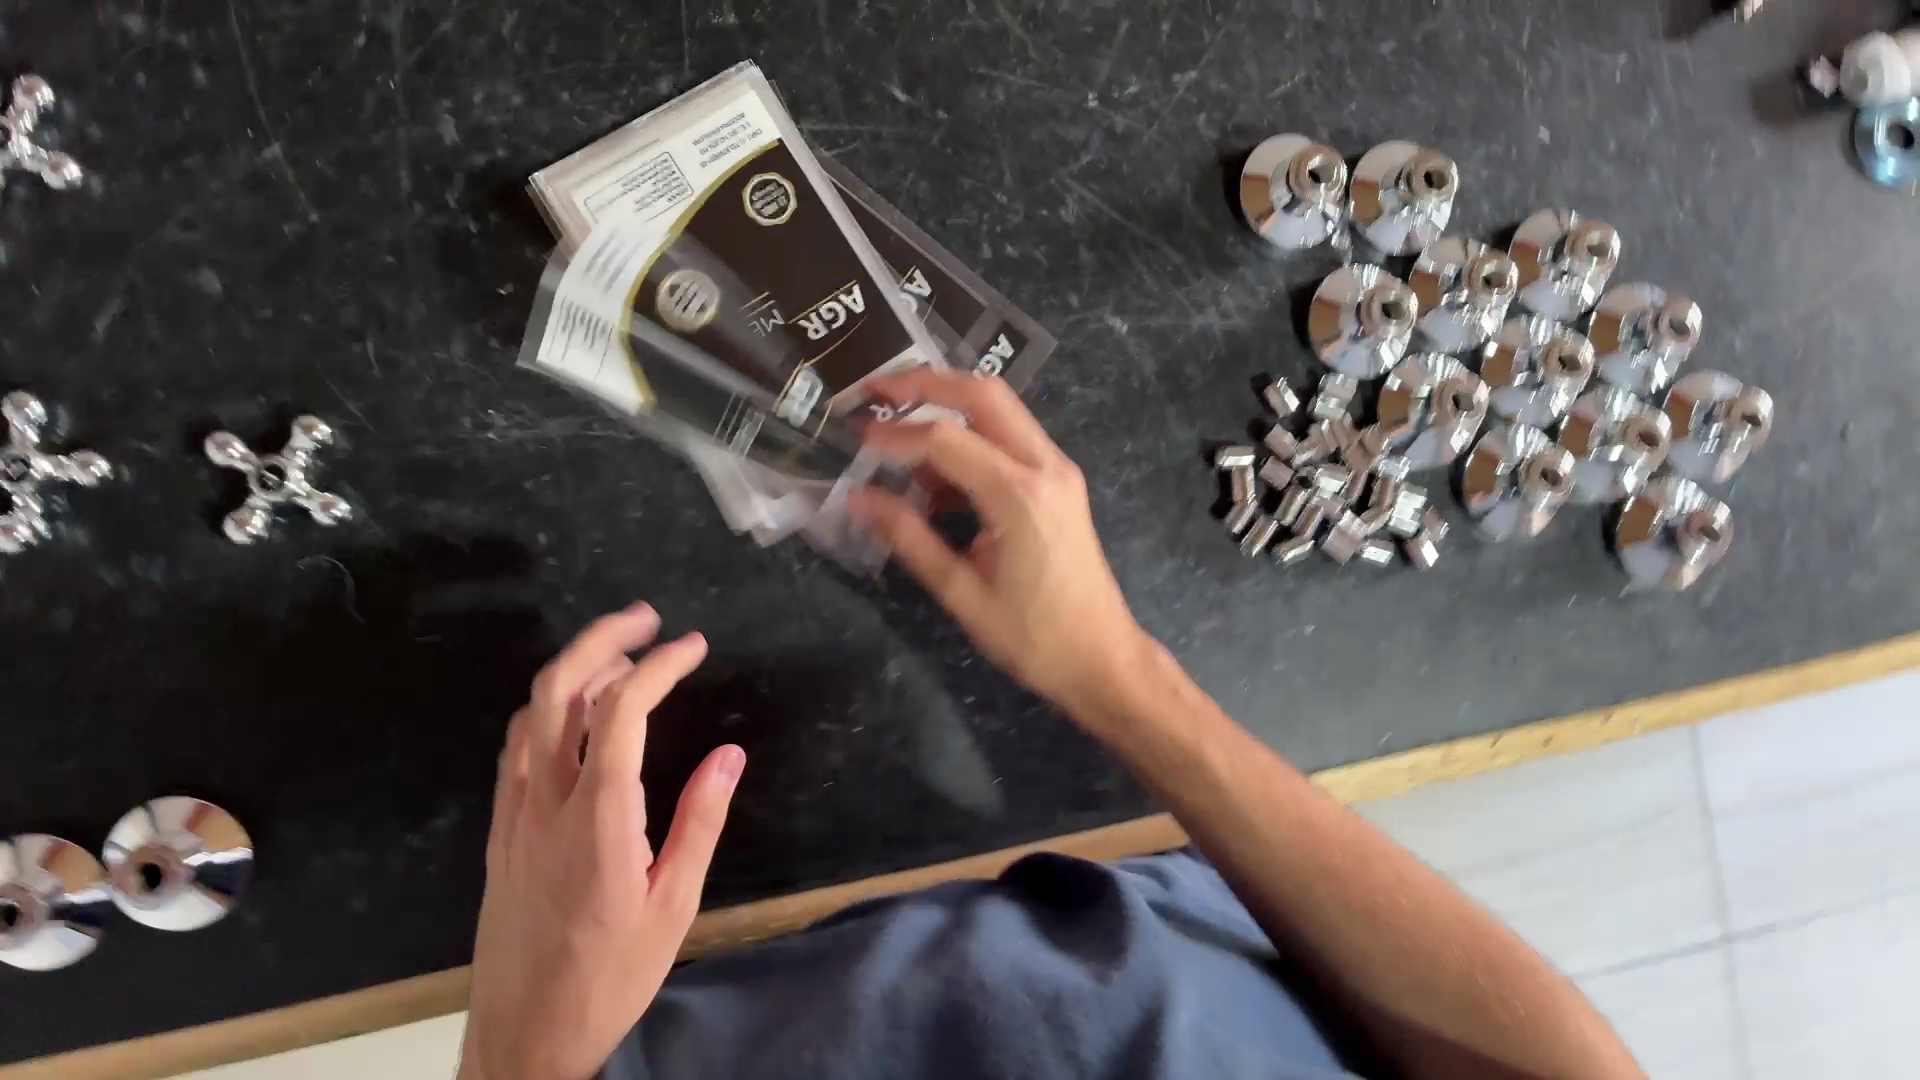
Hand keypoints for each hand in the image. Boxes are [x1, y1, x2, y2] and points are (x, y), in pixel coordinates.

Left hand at [459, 603, 745, 1079]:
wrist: (524, 1039)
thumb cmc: (612, 973)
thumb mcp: (676, 902)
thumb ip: (701, 820)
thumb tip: (730, 753)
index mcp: (598, 816)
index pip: (622, 713)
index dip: (658, 666)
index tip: (692, 645)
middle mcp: (546, 801)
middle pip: (558, 692)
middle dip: (601, 640)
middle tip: (645, 618)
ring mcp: (514, 814)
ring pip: (530, 714)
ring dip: (574, 671)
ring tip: (622, 660)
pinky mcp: (500, 831)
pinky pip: (515, 748)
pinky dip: (548, 709)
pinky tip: (576, 717)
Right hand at [848, 368, 1149, 718]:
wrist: (1102, 657)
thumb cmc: (1033, 637)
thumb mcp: (962, 592)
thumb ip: (909, 538)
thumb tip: (857, 498)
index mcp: (1020, 496)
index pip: (946, 440)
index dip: (895, 435)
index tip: (854, 437)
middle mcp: (1046, 467)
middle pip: (984, 395)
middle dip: (926, 384)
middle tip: (876, 389)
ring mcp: (1059, 471)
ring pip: (1001, 410)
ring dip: (949, 406)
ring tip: (899, 427)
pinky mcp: (1060, 482)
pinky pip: (1011, 438)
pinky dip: (972, 438)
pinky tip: (937, 473)